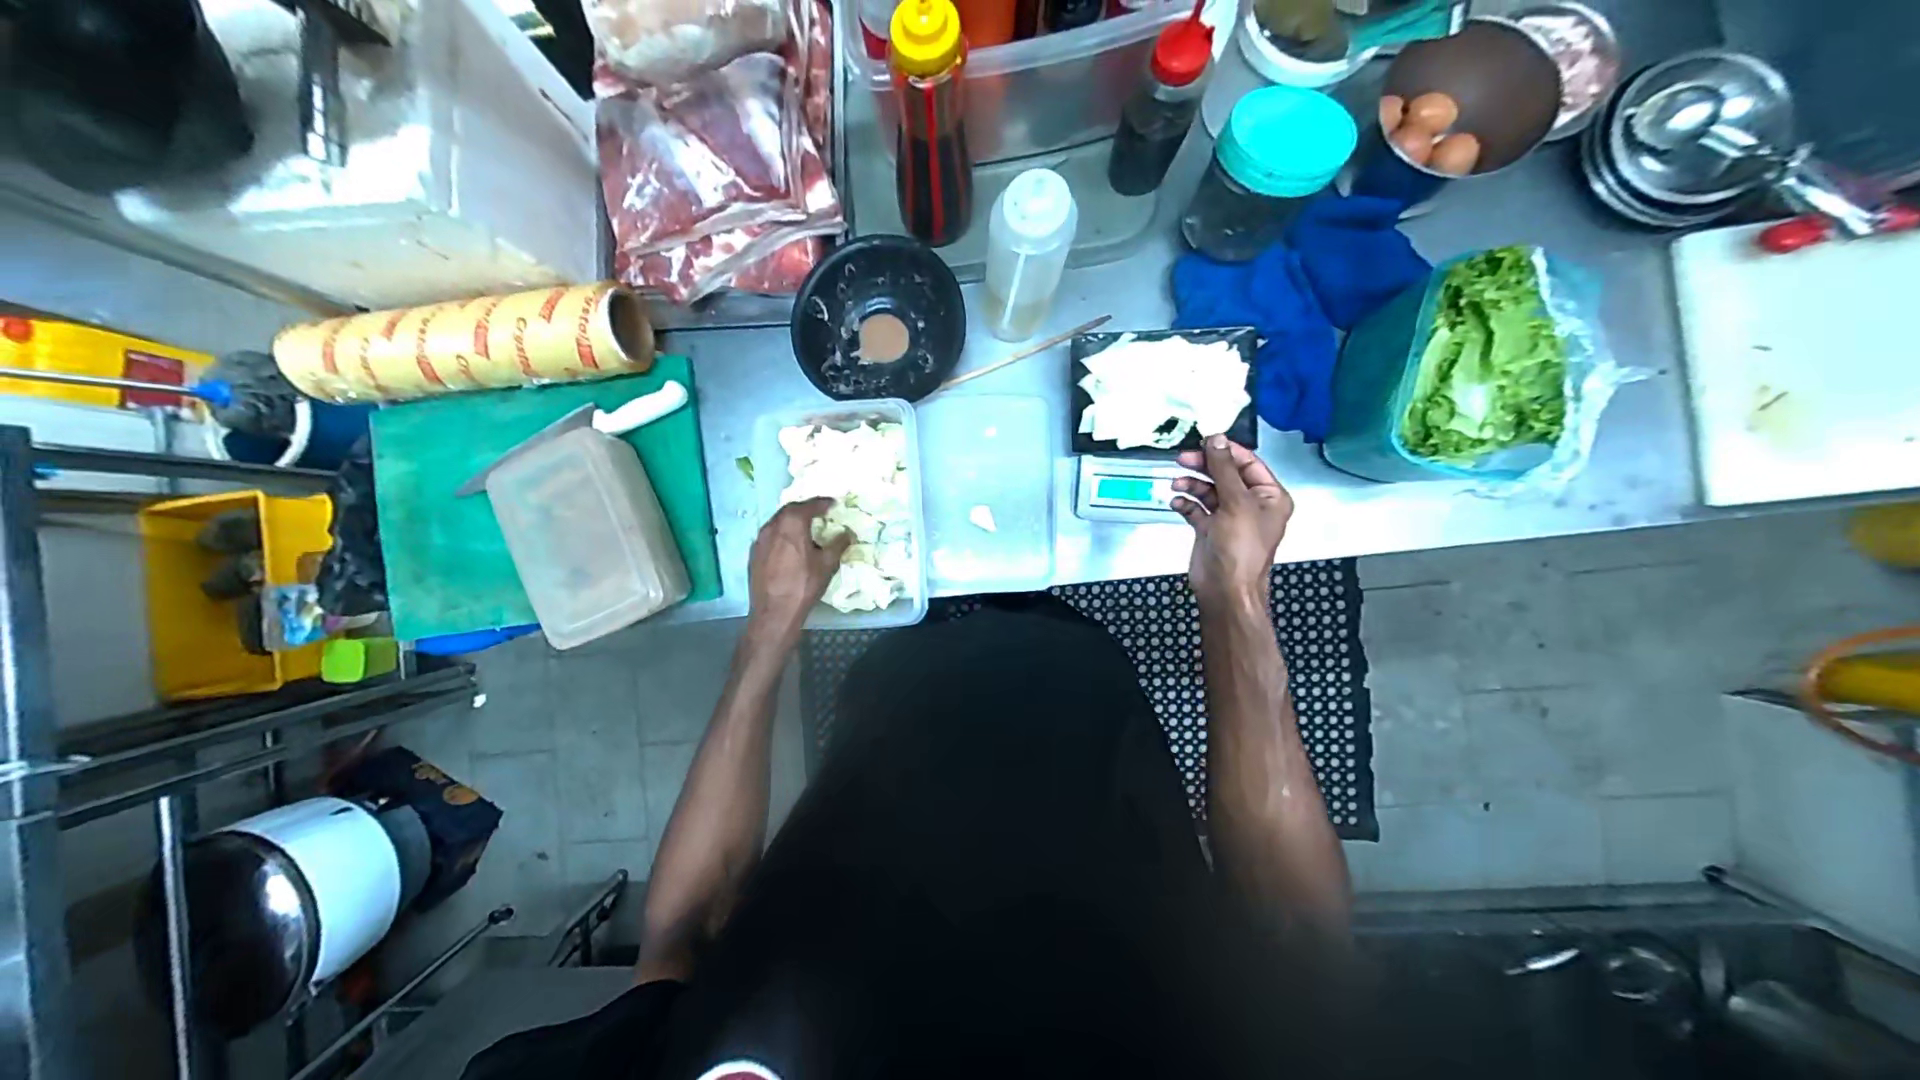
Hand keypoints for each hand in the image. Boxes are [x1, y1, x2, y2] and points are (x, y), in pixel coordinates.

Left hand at [747, 497, 850, 641]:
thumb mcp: (827, 564)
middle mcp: (772, 526)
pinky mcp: (754, 553)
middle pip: (790, 510)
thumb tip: (847, 534)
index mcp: (792, 524)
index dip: (822, 503)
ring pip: (777, 522)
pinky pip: (770, 535)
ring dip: (792, 521)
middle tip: (818, 513)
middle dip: (805, 509)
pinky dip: (782, 534)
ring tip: (805, 528)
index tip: (832, 504)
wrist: (774, 612)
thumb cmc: (804, 585)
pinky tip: (789, 545)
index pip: (808, 505)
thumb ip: (838, 544)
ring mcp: (760, 539)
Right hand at [1172, 436, 1293, 611]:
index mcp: (1269, 497)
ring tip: (1177, 483)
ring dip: (1192, 484)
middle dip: (1205, 466)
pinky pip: (1196, 509)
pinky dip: (1186, 503)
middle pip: (1226, 475)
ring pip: (1209, 490)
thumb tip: (1216, 439)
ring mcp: (1229, 518)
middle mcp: (1251, 505)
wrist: (1225, 590)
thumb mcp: (1235, 502)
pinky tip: (1177, 502)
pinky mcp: (1210, 530)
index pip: (1248, 463)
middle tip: (1182, 458)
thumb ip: (1224, 469)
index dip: (1226, 451)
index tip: (1203, 441)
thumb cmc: (1240, 548)